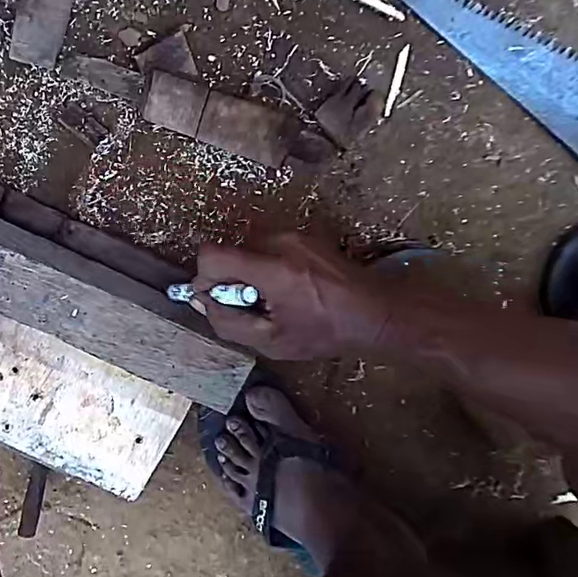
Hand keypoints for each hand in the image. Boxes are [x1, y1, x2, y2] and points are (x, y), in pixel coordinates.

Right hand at [194, 233, 394, 359]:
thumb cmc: (325, 331)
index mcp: (273, 269)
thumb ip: (228, 322)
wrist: (374, 311)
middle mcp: (280, 242)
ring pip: (246, 250)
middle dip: (230, 280)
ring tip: (274, 298)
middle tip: (252, 305)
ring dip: (248, 274)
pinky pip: (265, 247)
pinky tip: (288, 288)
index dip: (203, 276)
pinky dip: (265, 266)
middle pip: (228, 252)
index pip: (212, 255)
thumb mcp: (271, 342)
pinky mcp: (301, 234)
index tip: (214, 296)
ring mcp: (293, 235)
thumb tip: (202, 301)